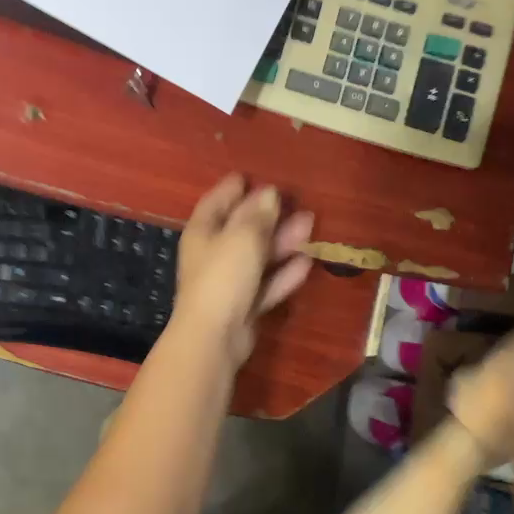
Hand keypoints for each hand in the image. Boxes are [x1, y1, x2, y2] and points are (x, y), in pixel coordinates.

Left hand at [169, 174, 313, 362]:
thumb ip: (257, 216)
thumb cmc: (223, 277)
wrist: (215, 337)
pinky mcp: (243, 306)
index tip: (248, 176)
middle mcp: (212, 254)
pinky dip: (284, 273)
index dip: (232, 189)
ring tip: (310, 224)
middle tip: (294, 201)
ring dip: (282, 241)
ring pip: (257, 255)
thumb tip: (269, 193)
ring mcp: (228, 281)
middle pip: (241, 228)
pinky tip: (307, 263)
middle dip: (267, 215)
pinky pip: (266, 283)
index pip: (215, 202)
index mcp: (202, 232)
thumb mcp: (242, 238)